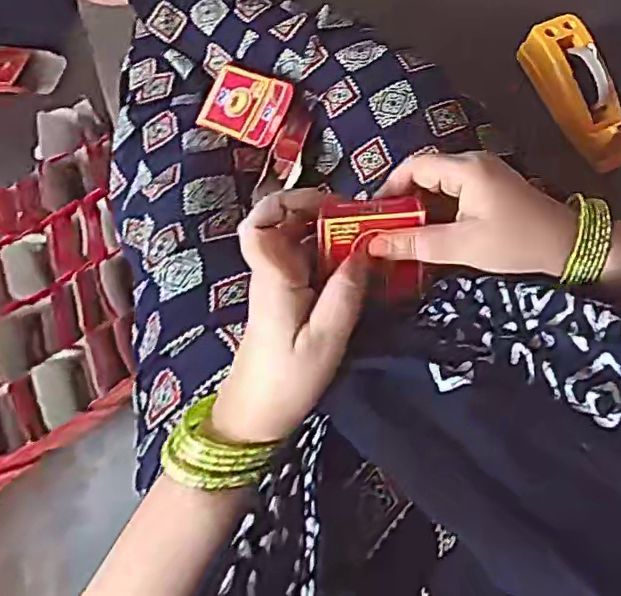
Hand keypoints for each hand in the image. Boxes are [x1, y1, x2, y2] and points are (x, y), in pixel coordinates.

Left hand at [209, 188, 369, 442]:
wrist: (253, 419)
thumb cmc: (286, 381)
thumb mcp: (325, 341)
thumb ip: (346, 293)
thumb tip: (366, 249)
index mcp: (274, 277)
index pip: (258, 223)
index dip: (288, 200)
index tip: (331, 204)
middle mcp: (273, 270)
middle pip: (283, 218)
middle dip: (322, 208)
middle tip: (360, 216)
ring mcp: (280, 279)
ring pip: (299, 234)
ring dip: (331, 227)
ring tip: (366, 235)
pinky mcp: (289, 291)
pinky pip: (309, 255)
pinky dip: (333, 249)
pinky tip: (358, 261)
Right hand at [369, 152, 575, 276]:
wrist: (568, 244)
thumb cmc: (516, 243)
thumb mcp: (462, 246)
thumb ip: (415, 243)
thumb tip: (373, 244)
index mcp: (466, 168)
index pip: (414, 166)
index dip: (389, 188)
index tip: (372, 215)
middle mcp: (473, 161)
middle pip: (424, 172)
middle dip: (402, 199)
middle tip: (383, 228)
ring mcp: (484, 171)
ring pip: (438, 182)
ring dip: (420, 206)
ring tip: (401, 233)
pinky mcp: (491, 185)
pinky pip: (454, 190)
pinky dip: (438, 208)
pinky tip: (430, 231)